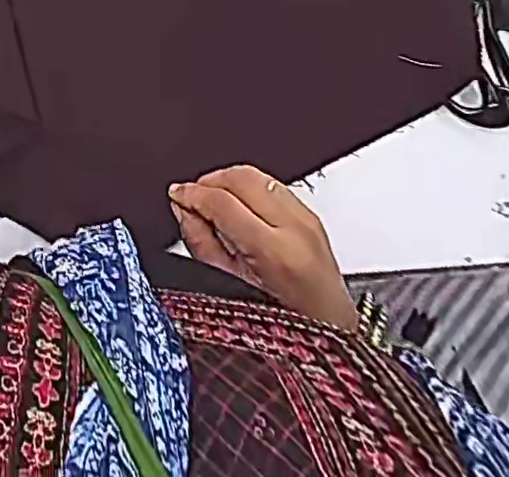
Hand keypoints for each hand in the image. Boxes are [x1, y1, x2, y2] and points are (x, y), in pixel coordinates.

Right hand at [169, 165, 357, 331]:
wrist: (331, 332)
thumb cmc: (288, 324)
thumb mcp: (232, 288)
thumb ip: (202, 244)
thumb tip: (183, 210)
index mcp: (276, 252)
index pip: (223, 202)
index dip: (192, 193)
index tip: (177, 193)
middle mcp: (296, 229)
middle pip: (241, 178)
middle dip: (209, 181)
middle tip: (192, 195)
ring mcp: (308, 219)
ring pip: (257, 175)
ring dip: (228, 181)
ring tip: (212, 200)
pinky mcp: (311, 215)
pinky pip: (272, 184)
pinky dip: (248, 187)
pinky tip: (238, 204)